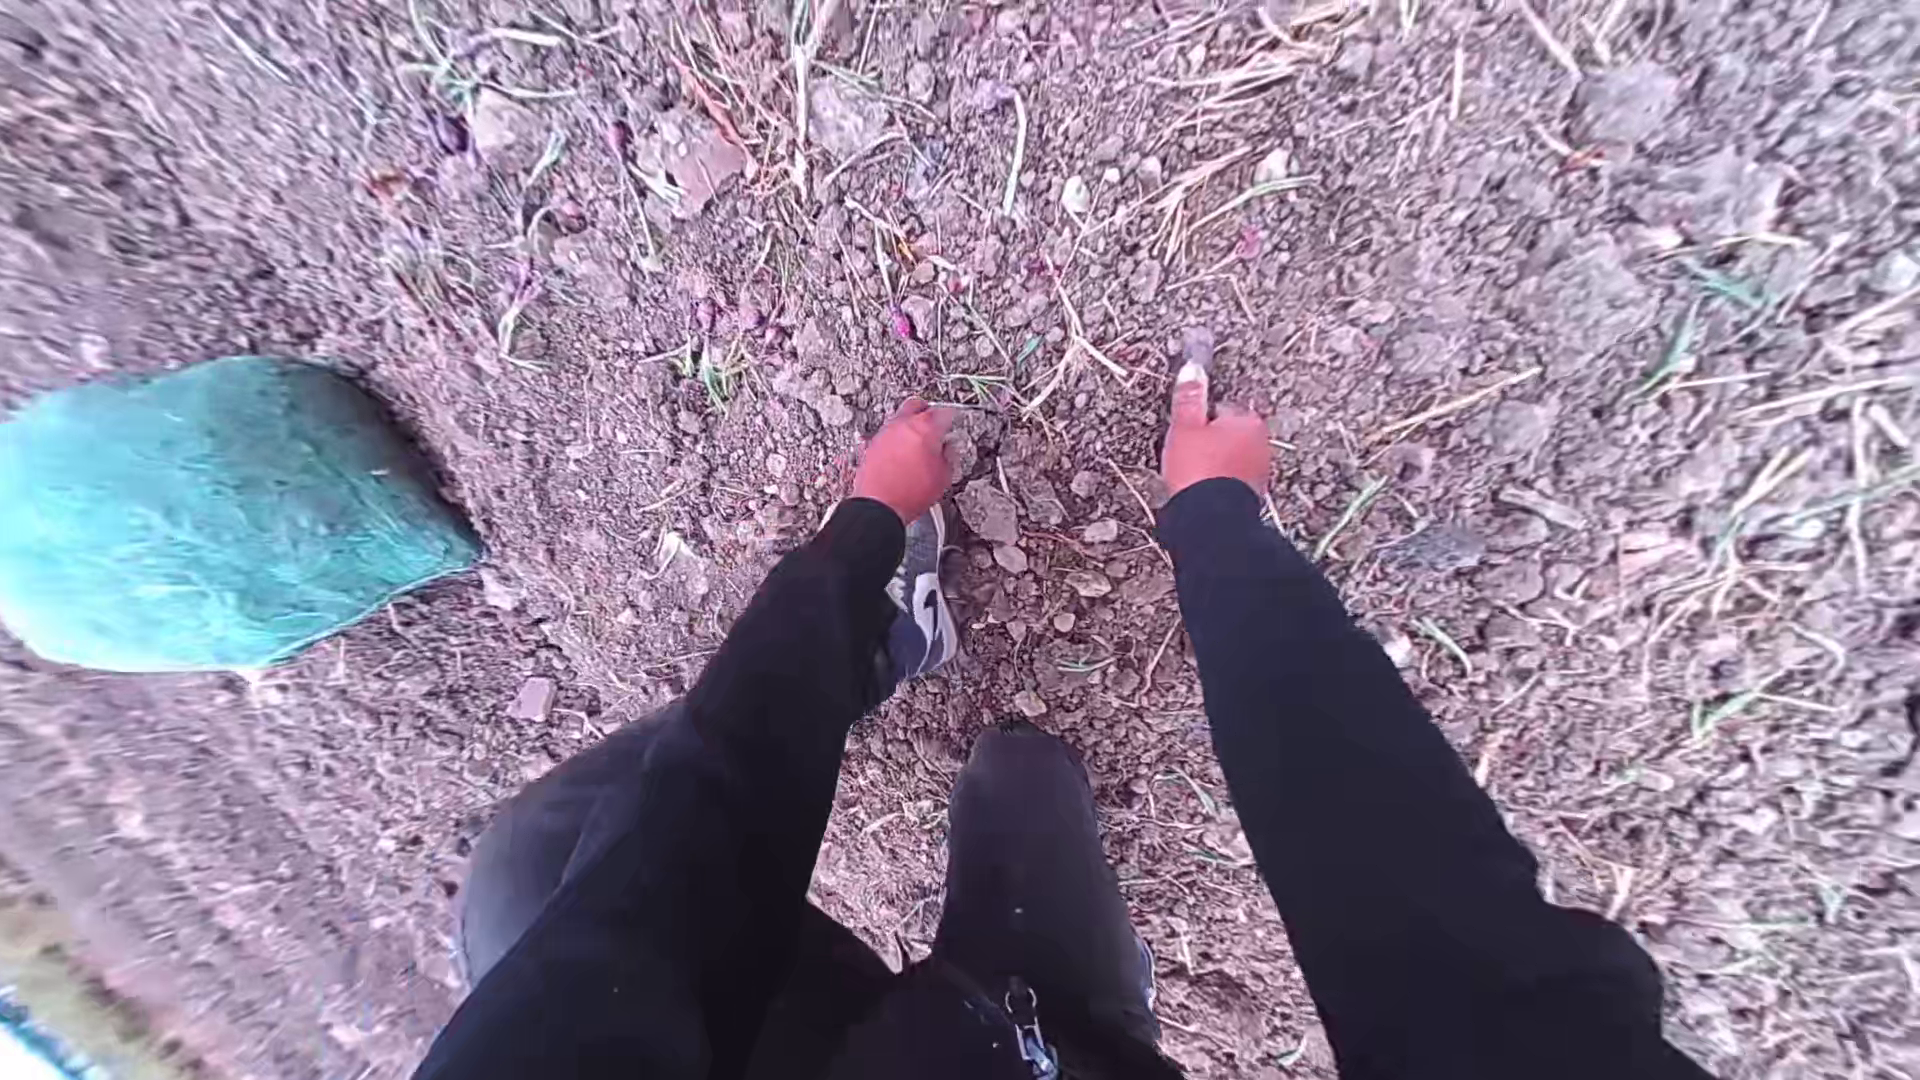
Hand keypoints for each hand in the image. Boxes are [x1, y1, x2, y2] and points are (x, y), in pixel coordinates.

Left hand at [852, 398, 954, 523]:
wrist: (879, 507)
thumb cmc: (910, 493)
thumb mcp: (944, 477)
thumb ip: (949, 455)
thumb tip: (948, 448)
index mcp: (925, 428)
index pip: (944, 412)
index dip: (952, 418)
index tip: (953, 425)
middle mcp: (902, 425)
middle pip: (917, 405)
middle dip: (927, 411)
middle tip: (934, 424)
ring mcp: (885, 434)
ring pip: (900, 419)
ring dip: (910, 426)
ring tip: (918, 444)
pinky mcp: (872, 445)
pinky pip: (888, 435)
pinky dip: (896, 440)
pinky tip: (902, 455)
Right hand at [1161, 361, 1270, 496]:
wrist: (1209, 517)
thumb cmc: (1198, 471)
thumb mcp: (1184, 428)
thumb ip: (1189, 398)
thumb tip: (1192, 370)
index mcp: (1246, 421)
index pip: (1220, 408)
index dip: (1198, 420)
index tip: (1185, 431)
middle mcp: (1260, 442)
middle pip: (1229, 433)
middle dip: (1210, 440)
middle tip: (1187, 453)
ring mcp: (1258, 469)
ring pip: (1232, 457)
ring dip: (1216, 462)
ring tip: (1193, 474)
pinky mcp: (1252, 492)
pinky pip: (1232, 478)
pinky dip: (1219, 481)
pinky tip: (1202, 488)